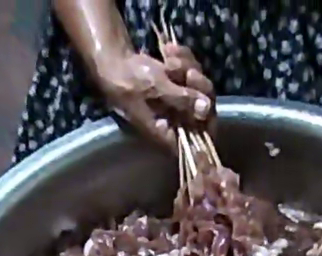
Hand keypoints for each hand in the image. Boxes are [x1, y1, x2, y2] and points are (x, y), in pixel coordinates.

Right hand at [92, 42, 214, 149]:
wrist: (115, 65)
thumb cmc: (130, 83)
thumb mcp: (157, 89)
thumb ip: (182, 100)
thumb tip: (205, 109)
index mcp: (169, 134)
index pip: (197, 139)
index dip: (207, 121)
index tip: (205, 100)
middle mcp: (176, 122)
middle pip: (204, 109)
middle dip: (198, 85)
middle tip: (187, 72)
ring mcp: (178, 104)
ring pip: (199, 86)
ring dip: (188, 66)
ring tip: (169, 57)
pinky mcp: (177, 86)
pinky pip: (192, 71)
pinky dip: (183, 58)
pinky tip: (168, 51)